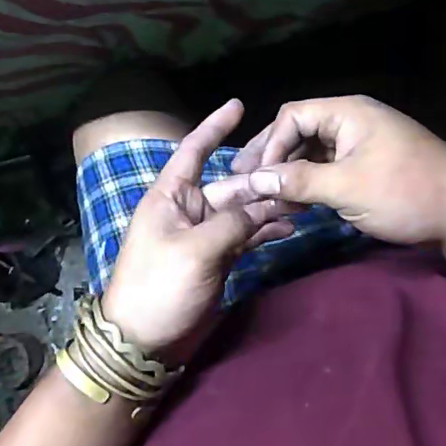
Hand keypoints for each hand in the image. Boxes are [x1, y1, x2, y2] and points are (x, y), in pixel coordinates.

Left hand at [99, 100, 296, 357]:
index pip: (193, 151)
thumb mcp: (195, 250)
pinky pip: (242, 237)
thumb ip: (233, 224)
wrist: (143, 339)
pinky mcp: (214, 259)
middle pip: (230, 185)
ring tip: (302, 205)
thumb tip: (264, 208)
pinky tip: (287, 231)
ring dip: (268, 209)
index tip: (239, 105)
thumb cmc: (158, 286)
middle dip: (261, 181)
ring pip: (241, 213)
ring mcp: (202, 236)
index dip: (214, 127)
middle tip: (298, 178)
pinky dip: (262, 234)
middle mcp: (187, 210)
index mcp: (170, 197)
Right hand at [224, 96, 445, 244]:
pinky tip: (295, 202)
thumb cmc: (404, 193)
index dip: (269, 144)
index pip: (292, 116)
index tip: (258, 177)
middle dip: (272, 157)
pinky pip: (328, 166)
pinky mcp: (368, 164)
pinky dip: (310, 181)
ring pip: (312, 151)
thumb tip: (254, 180)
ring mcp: (362, 142)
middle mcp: (352, 120)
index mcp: (348, 112)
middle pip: (298, 131)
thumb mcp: (346, 188)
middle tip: (247, 183)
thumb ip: (297, 181)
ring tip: (268, 197)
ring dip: (289, 172)